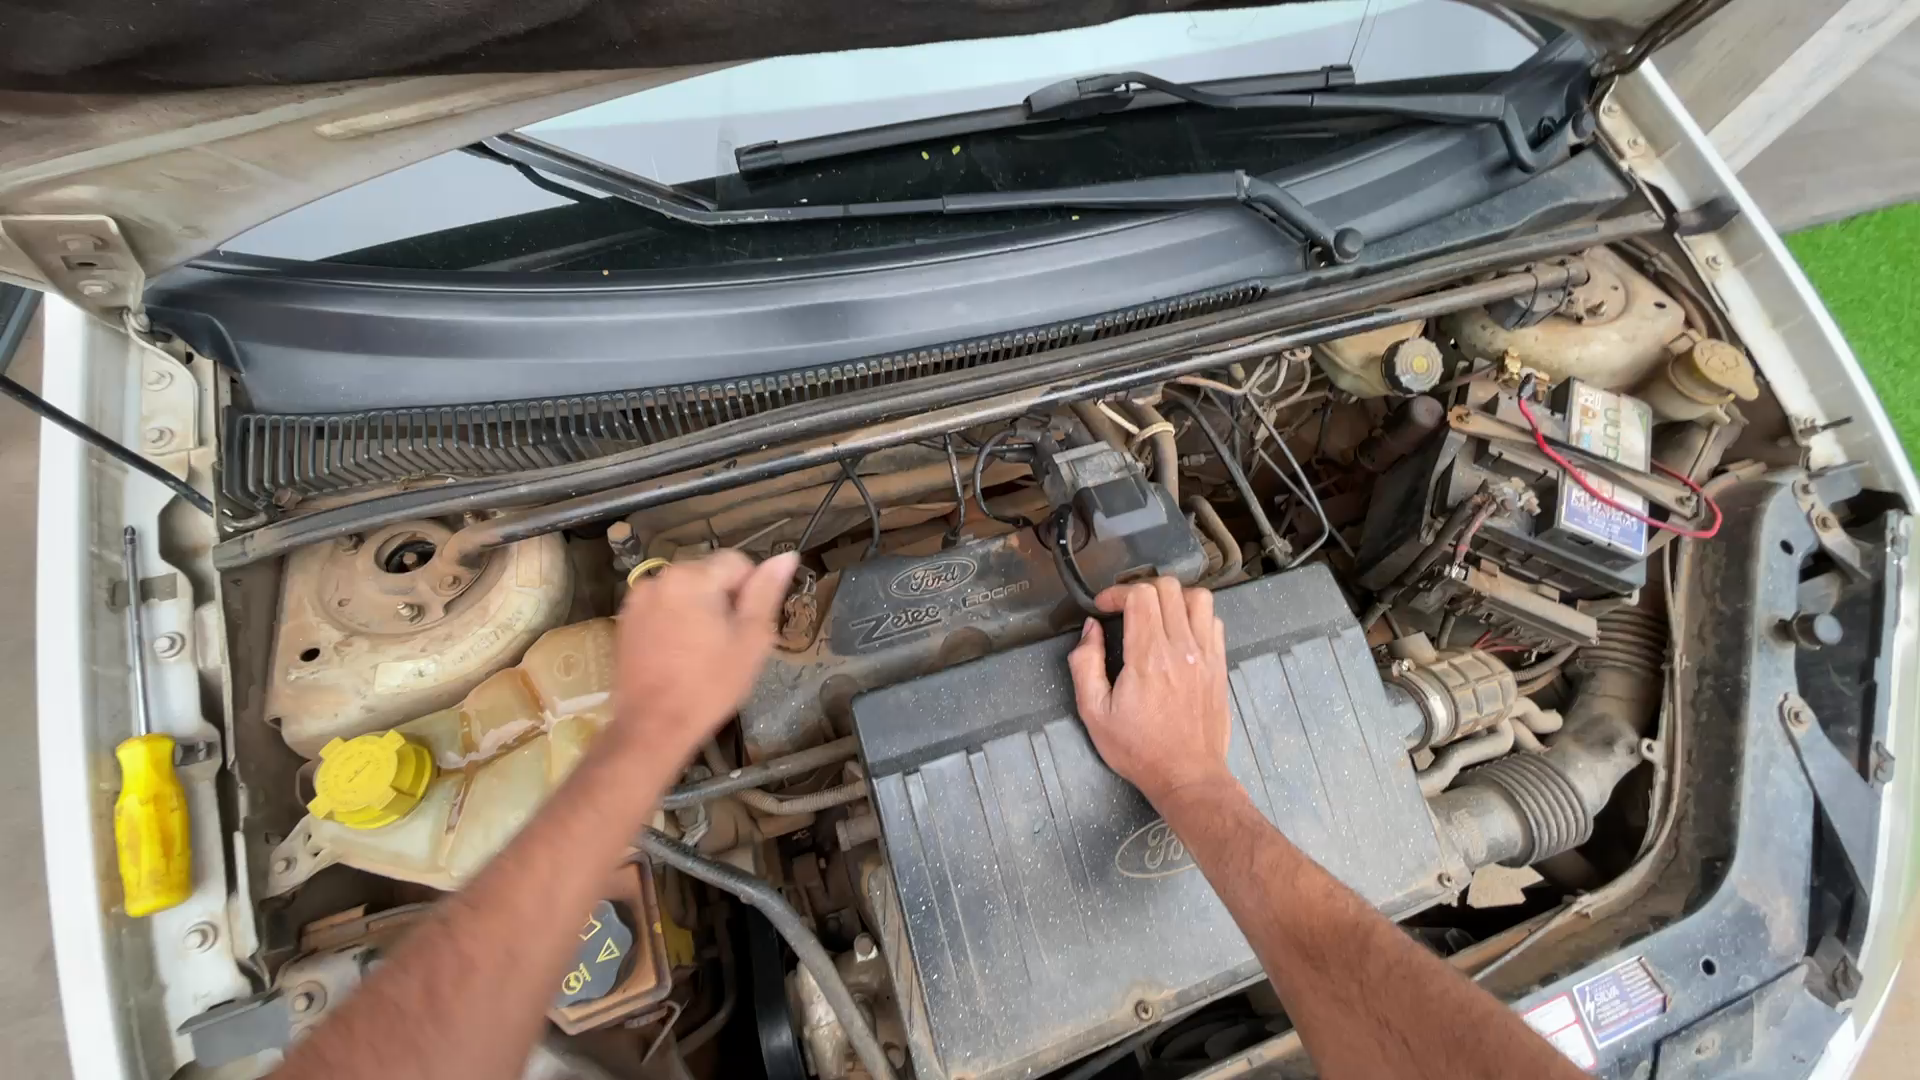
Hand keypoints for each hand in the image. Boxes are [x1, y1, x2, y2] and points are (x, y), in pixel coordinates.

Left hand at [610, 550, 797, 770]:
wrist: (653, 726)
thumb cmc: (710, 684)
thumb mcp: (752, 638)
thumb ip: (767, 592)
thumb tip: (787, 555)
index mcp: (694, 578)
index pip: (738, 562)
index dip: (750, 592)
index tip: (746, 626)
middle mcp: (661, 577)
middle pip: (709, 573)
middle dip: (723, 598)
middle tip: (728, 640)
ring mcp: (639, 598)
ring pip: (686, 590)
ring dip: (699, 607)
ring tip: (703, 648)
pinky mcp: (625, 619)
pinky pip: (664, 606)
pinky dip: (676, 619)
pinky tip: (680, 651)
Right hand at [1068, 578, 1234, 807]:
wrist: (1188, 777)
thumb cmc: (1138, 748)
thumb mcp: (1093, 712)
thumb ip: (1085, 664)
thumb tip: (1090, 628)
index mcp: (1148, 657)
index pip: (1140, 596)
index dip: (1117, 592)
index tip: (1103, 607)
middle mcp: (1181, 648)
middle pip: (1169, 588)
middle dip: (1141, 590)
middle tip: (1125, 609)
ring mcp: (1206, 654)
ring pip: (1197, 597)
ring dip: (1172, 598)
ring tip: (1155, 615)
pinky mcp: (1220, 665)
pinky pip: (1213, 620)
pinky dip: (1194, 616)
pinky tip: (1178, 633)